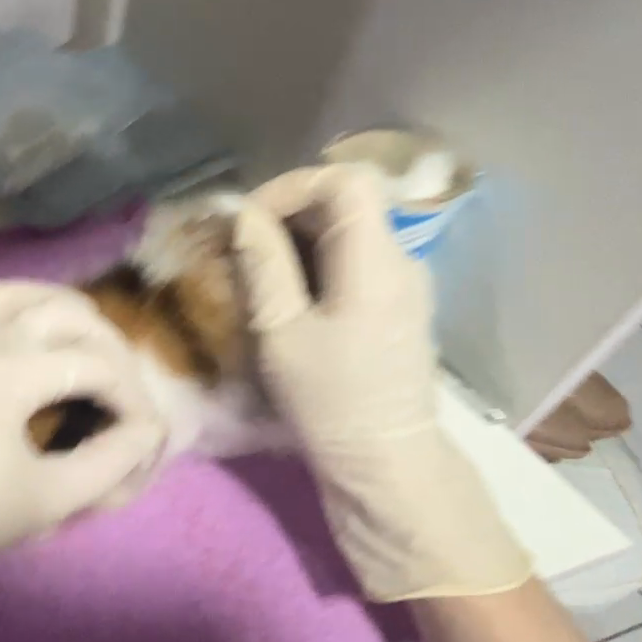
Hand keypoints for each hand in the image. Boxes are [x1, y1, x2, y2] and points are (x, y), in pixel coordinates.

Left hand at [0, 280, 163, 641]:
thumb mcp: (52, 498)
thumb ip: (111, 461)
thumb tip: (147, 431)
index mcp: (8, 374)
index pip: (95, 365)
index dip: (133, 396)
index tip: (144, 433)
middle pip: (62, 311)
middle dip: (106, 343)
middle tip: (124, 384)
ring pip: (6, 294)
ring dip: (52, 304)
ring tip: (82, 333)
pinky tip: (6, 330)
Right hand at [230, 166, 531, 601]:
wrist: (384, 460)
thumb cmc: (328, 398)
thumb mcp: (280, 331)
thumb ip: (263, 265)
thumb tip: (243, 215)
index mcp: (376, 261)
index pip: (346, 181)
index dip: (291, 186)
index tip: (247, 220)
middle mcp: (400, 260)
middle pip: (346, 203)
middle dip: (285, 213)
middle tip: (237, 247)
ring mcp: (403, 283)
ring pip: (347, 231)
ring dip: (295, 238)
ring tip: (251, 271)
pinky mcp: (396, 304)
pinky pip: (353, 260)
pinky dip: (312, 261)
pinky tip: (283, 295)